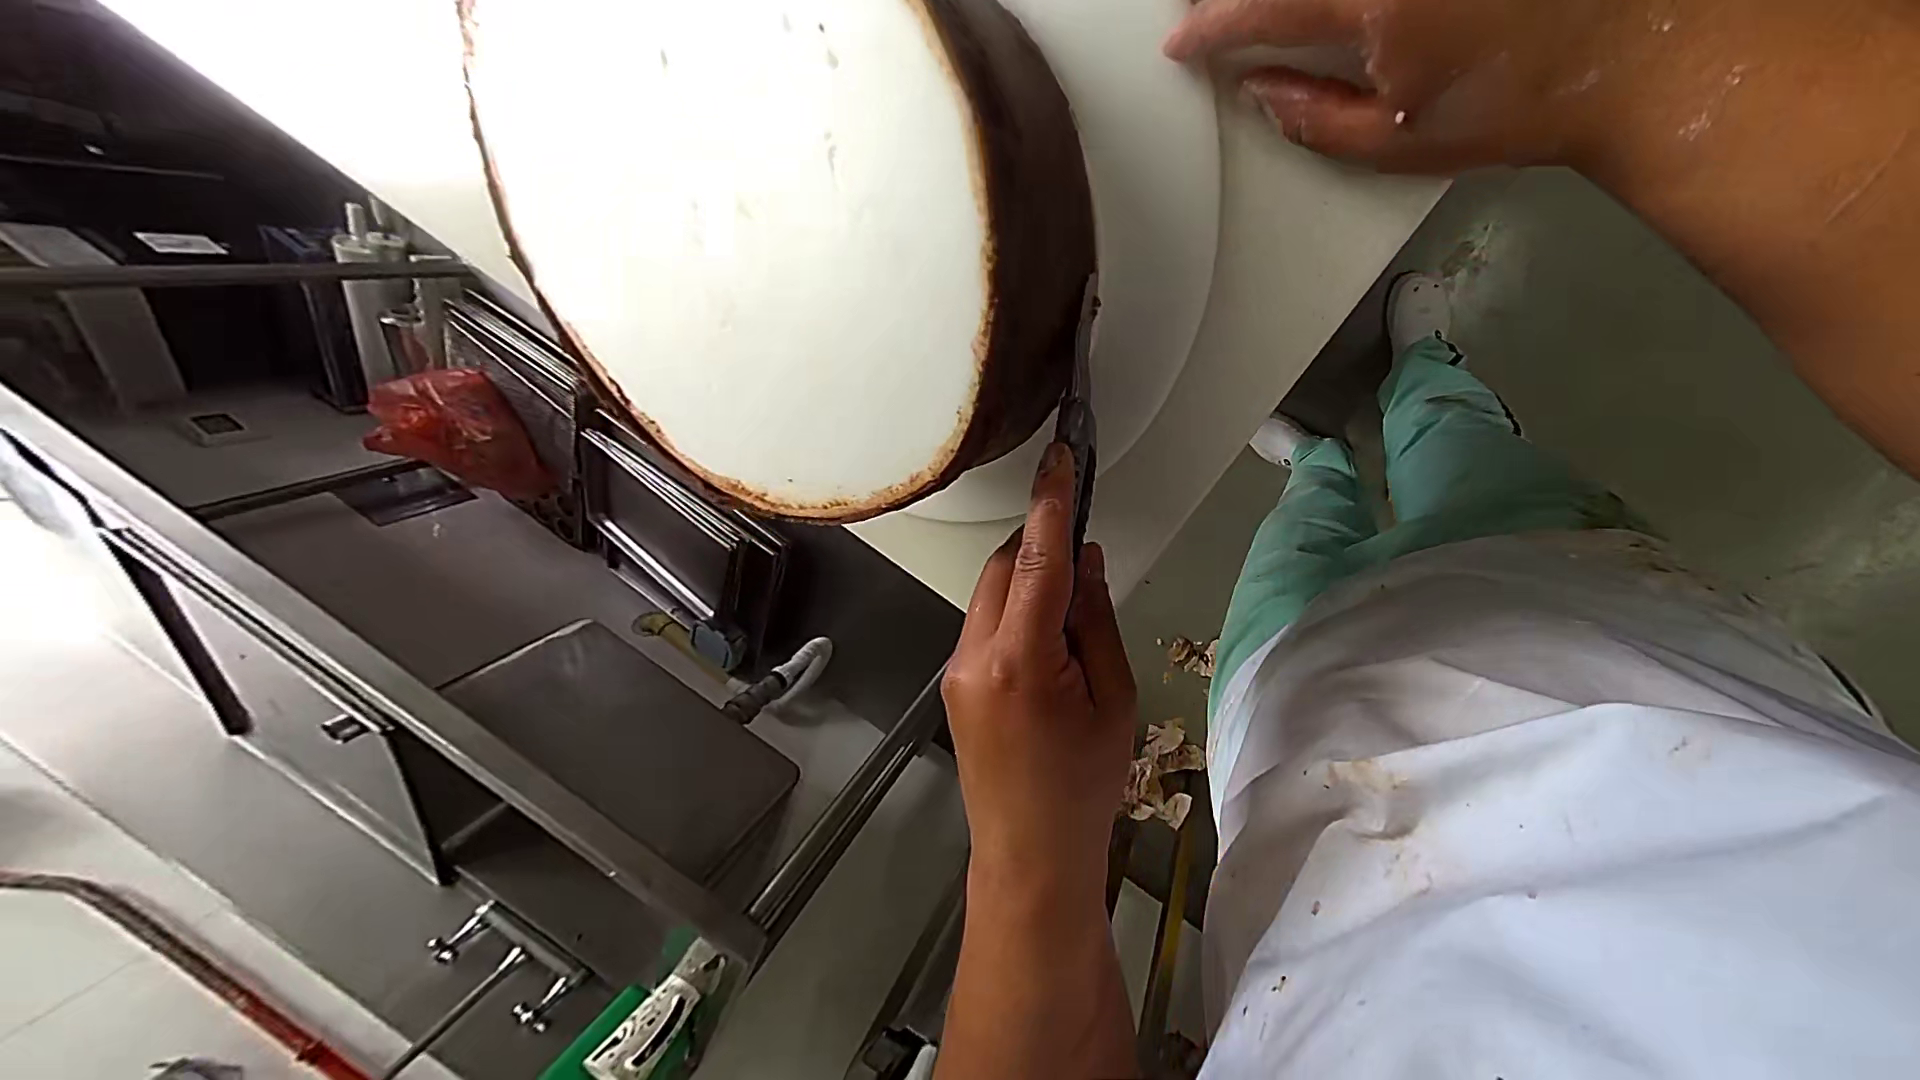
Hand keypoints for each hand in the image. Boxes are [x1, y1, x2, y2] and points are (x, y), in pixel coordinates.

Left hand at [942, 442, 1137, 893]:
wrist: (1029, 854)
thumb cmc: (1085, 786)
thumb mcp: (1113, 698)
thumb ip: (1094, 619)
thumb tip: (1084, 559)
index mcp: (1019, 660)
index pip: (1036, 560)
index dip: (1050, 504)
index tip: (1058, 459)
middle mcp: (973, 655)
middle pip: (1002, 569)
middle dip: (1038, 548)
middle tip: (1081, 556)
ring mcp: (955, 669)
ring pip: (989, 593)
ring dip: (1027, 581)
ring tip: (1070, 614)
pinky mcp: (953, 681)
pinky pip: (984, 622)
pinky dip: (1014, 610)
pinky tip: (1045, 639)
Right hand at [1164, 0, 1684, 172]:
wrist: (1655, 51)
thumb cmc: (1517, 106)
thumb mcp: (1390, 139)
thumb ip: (1308, 116)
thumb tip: (1257, 88)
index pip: (1262, 8)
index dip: (1211, 28)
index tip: (1182, 43)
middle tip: (1208, 9)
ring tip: (1255, 8)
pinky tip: (1328, 10)